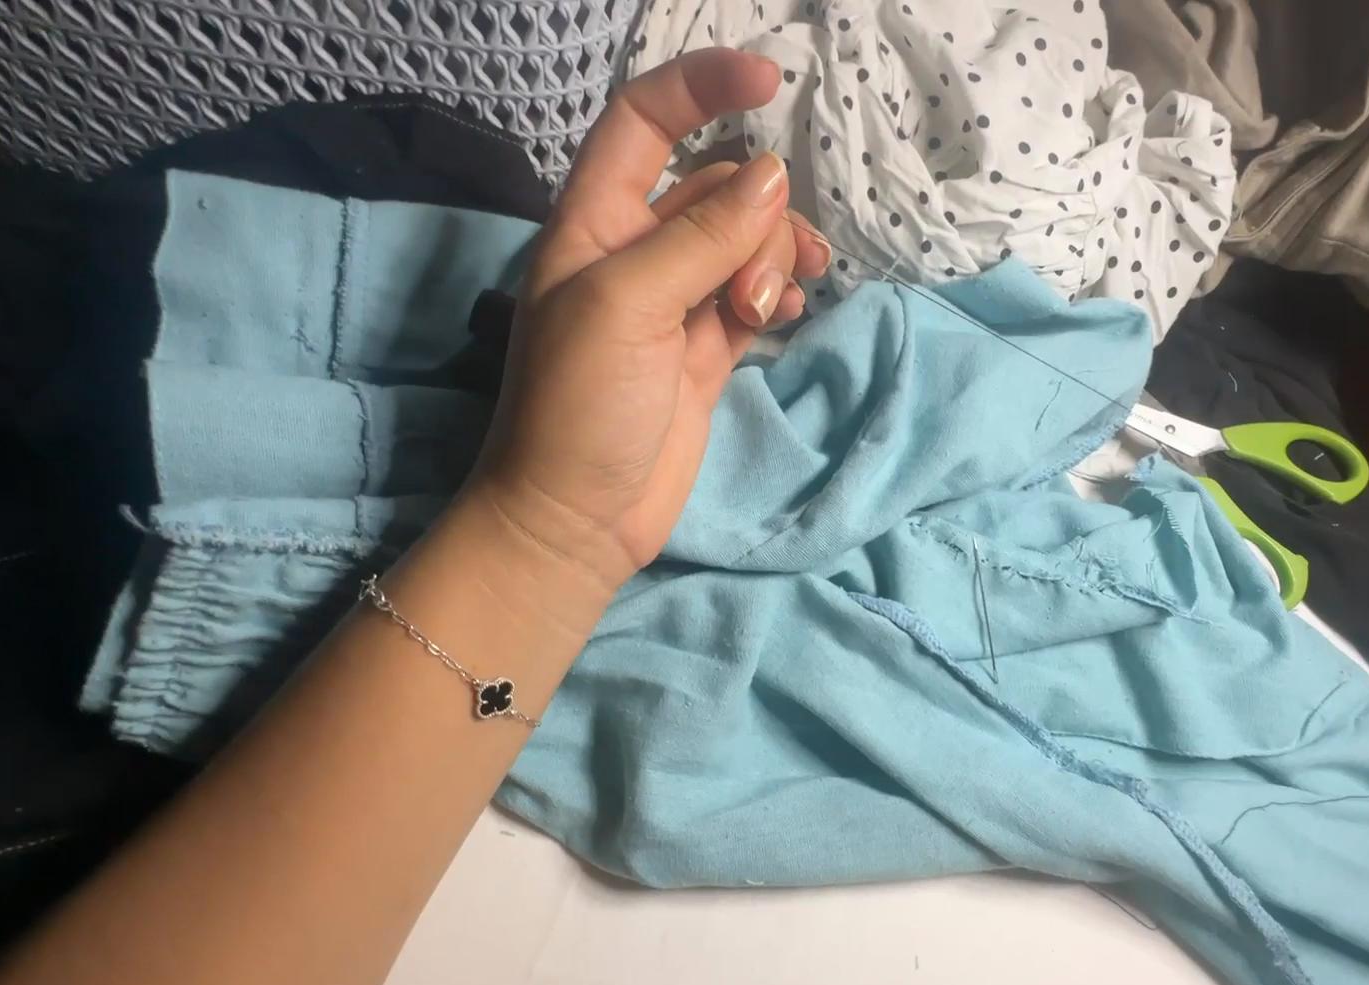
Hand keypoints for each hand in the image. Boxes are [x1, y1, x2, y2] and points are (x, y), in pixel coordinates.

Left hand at [470, 48, 831, 589]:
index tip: (772, 81)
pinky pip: (755, 296)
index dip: (701, 88)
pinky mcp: (705, 352)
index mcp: (592, 225)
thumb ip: (699, 238)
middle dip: (753, 220)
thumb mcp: (628, 307)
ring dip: (773, 260)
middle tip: (752, 288)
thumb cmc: (579, 408)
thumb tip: (771, 178)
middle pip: (715, 190)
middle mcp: (635, 255)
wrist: (579, 518)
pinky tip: (790, 312)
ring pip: (744, 245)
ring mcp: (675, 306)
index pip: (644, 123)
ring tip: (771, 309)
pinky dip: (778, 293)